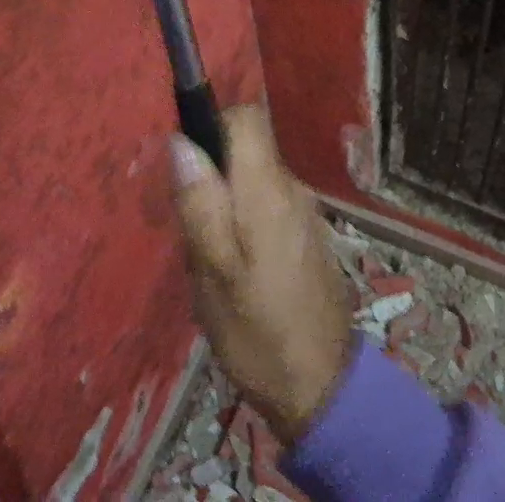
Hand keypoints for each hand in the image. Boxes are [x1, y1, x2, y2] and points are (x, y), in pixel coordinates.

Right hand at [169, 106, 352, 443]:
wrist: (323, 387)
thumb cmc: (258, 332)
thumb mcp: (214, 271)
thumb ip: (200, 203)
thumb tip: (181, 141)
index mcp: (268, 191)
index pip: (246, 118)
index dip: (212, 124)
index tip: (186, 165)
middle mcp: (293, 190)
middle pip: (247, 150)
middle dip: (212, 175)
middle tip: (190, 228)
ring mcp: (304, 214)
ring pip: (253, 181)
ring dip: (225, 203)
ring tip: (208, 258)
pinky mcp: (306, 237)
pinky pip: (266, 206)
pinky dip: (244, 223)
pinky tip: (234, 270)